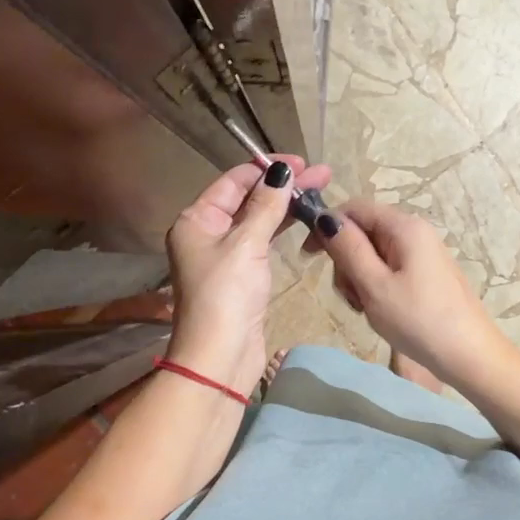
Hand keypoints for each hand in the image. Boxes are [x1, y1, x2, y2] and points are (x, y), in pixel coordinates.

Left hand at [164, 157, 329, 392]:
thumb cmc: (226, 296)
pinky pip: (261, 243)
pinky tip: (304, 221)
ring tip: (321, 193)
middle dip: (283, 186)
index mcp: (196, 220)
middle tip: (324, 175)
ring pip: (257, 221)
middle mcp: (206, 234)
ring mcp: (224, 257)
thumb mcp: (246, 244)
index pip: (233, 181)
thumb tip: (282, 172)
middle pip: (247, 199)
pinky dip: (281, 230)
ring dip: (285, 207)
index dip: (268, 169)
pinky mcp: (240, 278)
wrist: (220, 356)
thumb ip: (266, 206)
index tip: (303, 163)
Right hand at [319, 198, 510, 381]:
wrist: (468, 355)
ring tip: (367, 309)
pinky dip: (376, 288)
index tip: (308, 258)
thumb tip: (324, 218)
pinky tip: (382, 312)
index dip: (326, 226)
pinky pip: (390, 270)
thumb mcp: (374, 285)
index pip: (354, 208)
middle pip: (363, 231)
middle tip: (352, 297)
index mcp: (404, 226)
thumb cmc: (418, 320)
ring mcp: (423, 254)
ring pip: (374, 254)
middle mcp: (415, 232)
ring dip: (359, 279)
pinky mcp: (426, 275)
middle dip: (346, 261)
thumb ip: (347, 249)